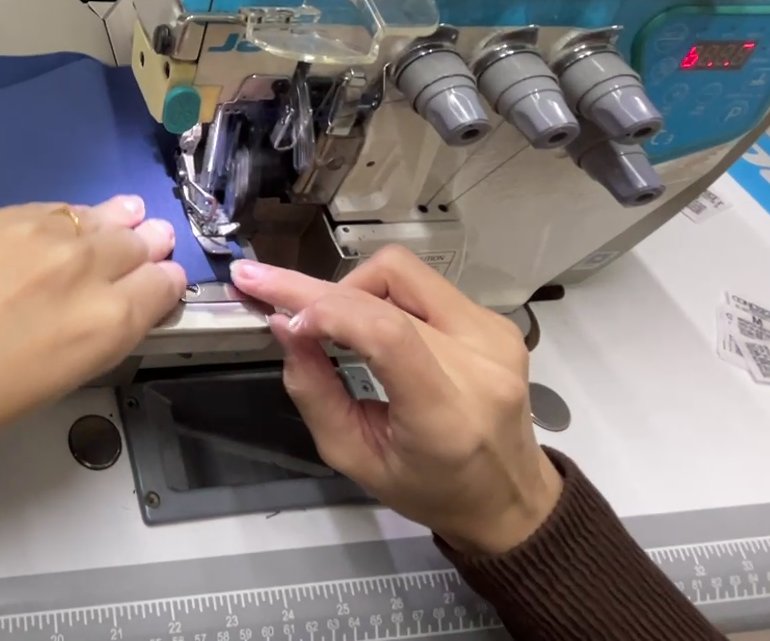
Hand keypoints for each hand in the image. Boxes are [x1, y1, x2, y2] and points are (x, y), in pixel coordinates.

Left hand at [0, 196, 185, 471]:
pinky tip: (70, 220)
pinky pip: (51, 209)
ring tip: (127, 215)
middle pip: (134, 244)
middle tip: (150, 241)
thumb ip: (100, 329)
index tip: (162, 280)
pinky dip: (68, 216)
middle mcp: (83, 267)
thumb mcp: (62, 376)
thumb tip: (122, 298)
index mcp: (106, 322)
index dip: (165, 282)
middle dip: (146, 246)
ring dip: (116, 220)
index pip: (160, 285)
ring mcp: (38, 234)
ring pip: (96, 216)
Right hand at [229, 248, 561, 554]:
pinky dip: (378, 293)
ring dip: (348, 287)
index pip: (386, 333)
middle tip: (259, 281)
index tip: (277, 314)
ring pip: (397, 271)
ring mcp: (493, 337)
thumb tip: (281, 325)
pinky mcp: (494, 322)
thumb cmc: (426, 487)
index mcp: (445, 415)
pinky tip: (367, 323)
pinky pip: (418, 281)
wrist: (510, 497)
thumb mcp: (352, 456)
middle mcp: (480, 366)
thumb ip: (312, 390)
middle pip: (382, 294)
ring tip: (330, 320)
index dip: (326, 312)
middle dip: (311, 289)